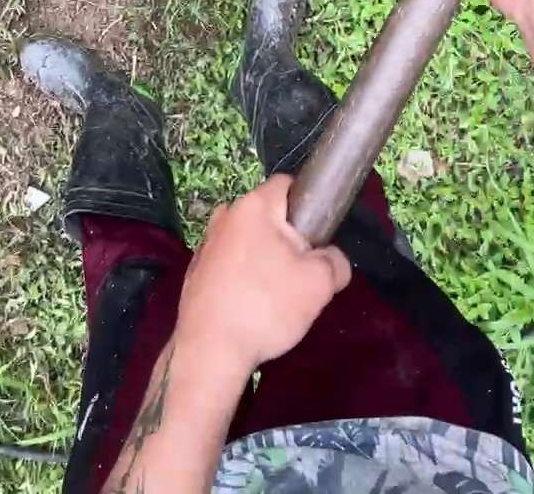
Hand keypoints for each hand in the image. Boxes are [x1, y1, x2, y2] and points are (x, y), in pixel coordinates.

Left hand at [175, 175, 350, 372]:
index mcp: (254, 205)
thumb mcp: (320, 284)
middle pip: (270, 216)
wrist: (210, 348)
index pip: (289, 185)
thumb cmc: (266, 306)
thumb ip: (336, 261)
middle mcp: (226, 214)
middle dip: (289, 240)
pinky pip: (232, 262)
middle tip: (302, 274)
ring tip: (276, 296)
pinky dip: (244, 277)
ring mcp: (207, 241)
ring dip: (266, 260)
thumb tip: (331, 258)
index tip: (318, 238)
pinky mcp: (197, 268)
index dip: (310, 206)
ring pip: (251, 241)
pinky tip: (251, 306)